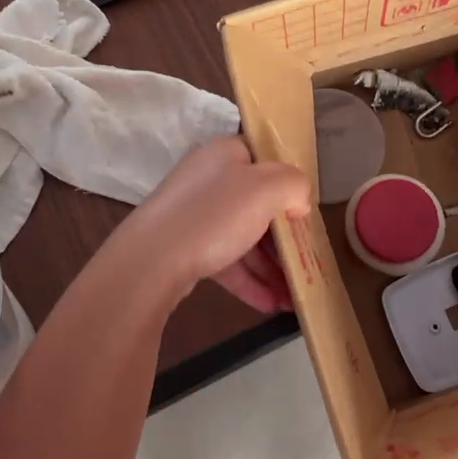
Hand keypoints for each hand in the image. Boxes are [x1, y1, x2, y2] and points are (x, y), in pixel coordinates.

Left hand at [102, 137, 310, 311]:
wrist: (151, 259)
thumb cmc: (214, 215)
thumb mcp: (266, 189)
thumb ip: (294, 186)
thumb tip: (297, 203)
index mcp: (226, 154)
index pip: (265, 159)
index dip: (289, 183)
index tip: (305, 213)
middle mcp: (209, 178)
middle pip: (257, 202)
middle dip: (284, 237)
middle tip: (305, 261)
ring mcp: (194, 213)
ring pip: (243, 236)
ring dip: (270, 266)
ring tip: (293, 295)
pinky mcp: (185, 246)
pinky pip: (225, 259)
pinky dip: (249, 280)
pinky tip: (270, 304)